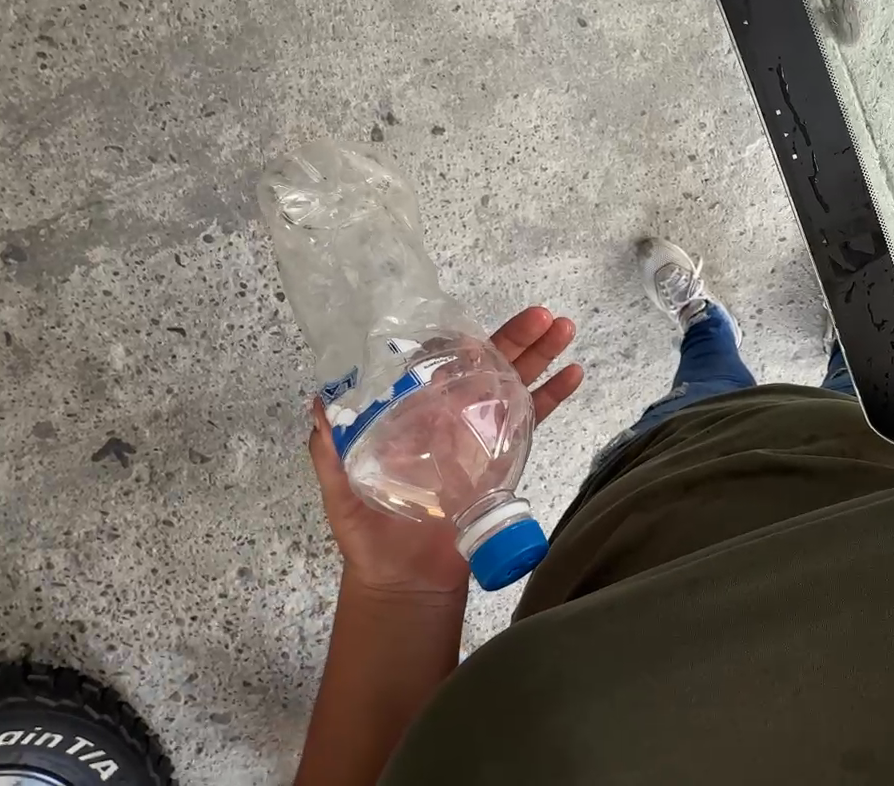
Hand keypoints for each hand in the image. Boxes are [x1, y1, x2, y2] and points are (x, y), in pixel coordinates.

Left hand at [306, 306, 585, 598]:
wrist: (408, 578)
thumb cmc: (371, 532)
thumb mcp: (341, 487)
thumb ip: (332, 448)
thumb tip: (319, 401)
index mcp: (418, 411)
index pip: (443, 363)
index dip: (462, 340)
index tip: (475, 326)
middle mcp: (456, 412)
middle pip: (491, 364)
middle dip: (518, 336)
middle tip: (542, 315)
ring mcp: (486, 430)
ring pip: (519, 381)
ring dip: (543, 354)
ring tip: (565, 328)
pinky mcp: (509, 452)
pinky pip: (536, 417)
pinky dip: (556, 393)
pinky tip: (574, 373)